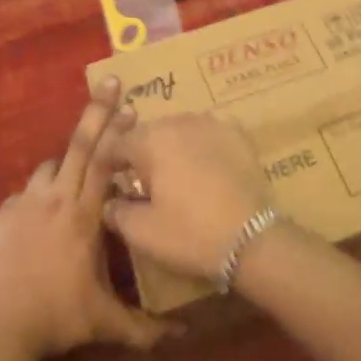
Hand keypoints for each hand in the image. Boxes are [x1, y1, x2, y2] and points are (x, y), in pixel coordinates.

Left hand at [0, 77, 172, 359]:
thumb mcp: (103, 323)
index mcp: (82, 216)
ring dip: (64, 163)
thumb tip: (182, 337)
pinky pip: (24, 195)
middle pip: (78, 146)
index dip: (117, 132)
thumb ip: (143, 327)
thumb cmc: (55, 317)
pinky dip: (37, 197)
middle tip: (111, 84)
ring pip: (48, 168)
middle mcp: (54, 199)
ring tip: (74, 175)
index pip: (103, 162)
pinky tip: (40, 217)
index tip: (130, 105)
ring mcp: (24, 204)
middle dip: (97, 113)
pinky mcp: (0, 216)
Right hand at [102, 113, 271, 280]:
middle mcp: (179, 121)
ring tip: (177, 176)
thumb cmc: (191, 234)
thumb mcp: (142, 232)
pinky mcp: (238, 133)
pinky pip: (209, 132)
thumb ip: (116, 211)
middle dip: (143, 155)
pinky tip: (206, 166)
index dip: (110, 164)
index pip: (118, 143)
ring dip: (173, 147)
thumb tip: (108, 201)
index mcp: (151, 140)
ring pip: (180, 129)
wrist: (252, 239)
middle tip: (145, 185)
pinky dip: (202, 144)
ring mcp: (212, 122)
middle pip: (149, 133)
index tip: (113, 183)